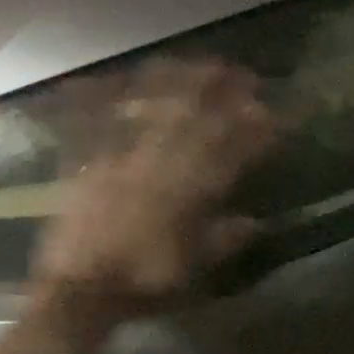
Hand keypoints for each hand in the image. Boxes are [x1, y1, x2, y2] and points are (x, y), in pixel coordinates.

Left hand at [28, 58, 277, 328]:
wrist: (80, 289)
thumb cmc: (141, 284)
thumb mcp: (192, 271)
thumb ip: (222, 241)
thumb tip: (253, 221)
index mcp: (188, 195)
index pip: (231, 153)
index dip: (255, 130)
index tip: (273, 112)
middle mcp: (160, 167)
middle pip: (196, 121)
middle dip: (222, 93)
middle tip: (241, 72)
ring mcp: (124, 159)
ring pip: (156, 112)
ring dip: (179, 85)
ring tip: (195, 64)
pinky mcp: (94, 162)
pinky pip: (108, 121)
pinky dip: (118, 97)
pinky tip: (127, 79)